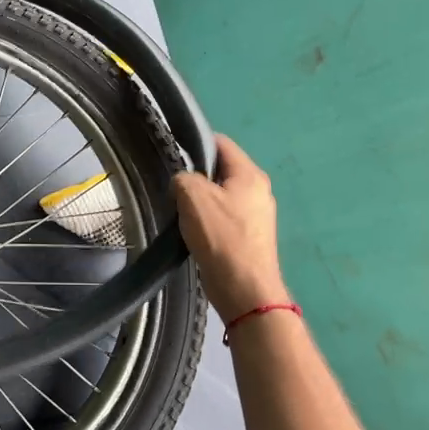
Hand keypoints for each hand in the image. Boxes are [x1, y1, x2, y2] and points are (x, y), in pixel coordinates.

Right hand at [173, 134, 292, 319]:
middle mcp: (257, 190)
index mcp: (250, 175)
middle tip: (171, 185)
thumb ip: (183, 177)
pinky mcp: (248, 235)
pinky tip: (190, 229)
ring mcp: (255, 214)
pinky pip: (222, 215)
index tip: (171, 152)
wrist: (244, 287)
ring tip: (177, 208)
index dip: (195, 142)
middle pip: (220, 170)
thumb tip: (183, 182)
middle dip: (194, 174)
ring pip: (219, 194)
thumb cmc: (221, 236)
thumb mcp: (193, 196)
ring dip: (198, 198)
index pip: (221, 143)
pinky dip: (205, 217)